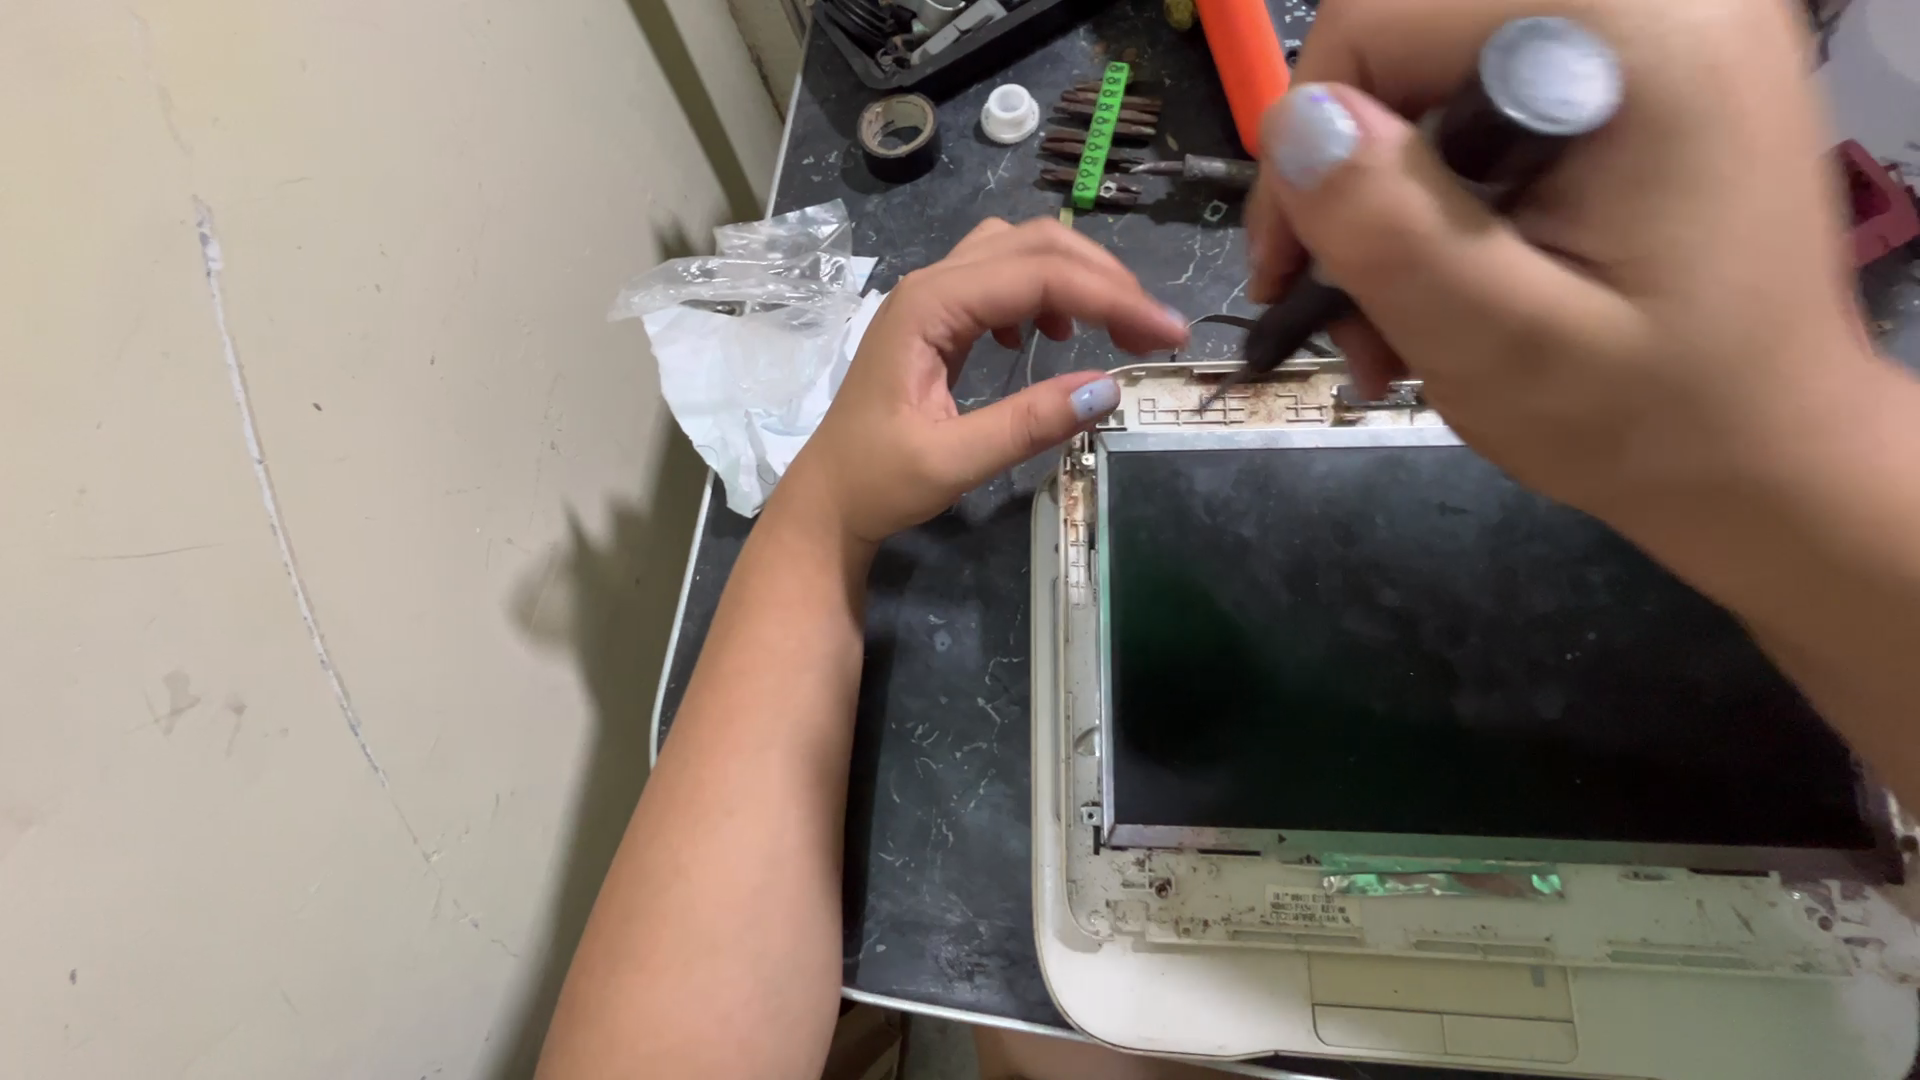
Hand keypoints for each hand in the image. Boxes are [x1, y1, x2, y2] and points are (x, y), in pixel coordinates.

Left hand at [774, 218, 1188, 545]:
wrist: (827, 498)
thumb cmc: (877, 482)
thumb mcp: (953, 461)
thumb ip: (1028, 424)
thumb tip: (1109, 389)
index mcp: (928, 307)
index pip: (1037, 275)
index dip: (1112, 298)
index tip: (1167, 334)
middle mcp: (929, 285)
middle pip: (1032, 244)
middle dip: (1102, 279)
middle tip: (1152, 330)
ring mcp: (930, 299)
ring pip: (1016, 253)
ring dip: (1072, 278)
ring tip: (1111, 329)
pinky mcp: (936, 321)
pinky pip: (998, 281)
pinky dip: (1039, 296)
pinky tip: (1046, 336)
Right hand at [1245, 0, 1890, 535]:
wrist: (1754, 450)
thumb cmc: (1639, 415)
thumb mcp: (1497, 341)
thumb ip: (1394, 231)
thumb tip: (1295, 128)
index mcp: (1634, 36)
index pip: (1381, 18)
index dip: (1303, 140)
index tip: (1287, 265)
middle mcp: (1650, 3)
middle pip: (1396, 47)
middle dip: (1335, 183)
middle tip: (1330, 301)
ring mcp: (1638, 40)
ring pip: (1415, 90)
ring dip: (1370, 211)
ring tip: (1378, 324)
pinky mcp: (1617, 88)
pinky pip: (1460, 121)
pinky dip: (1415, 210)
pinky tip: (1424, 291)